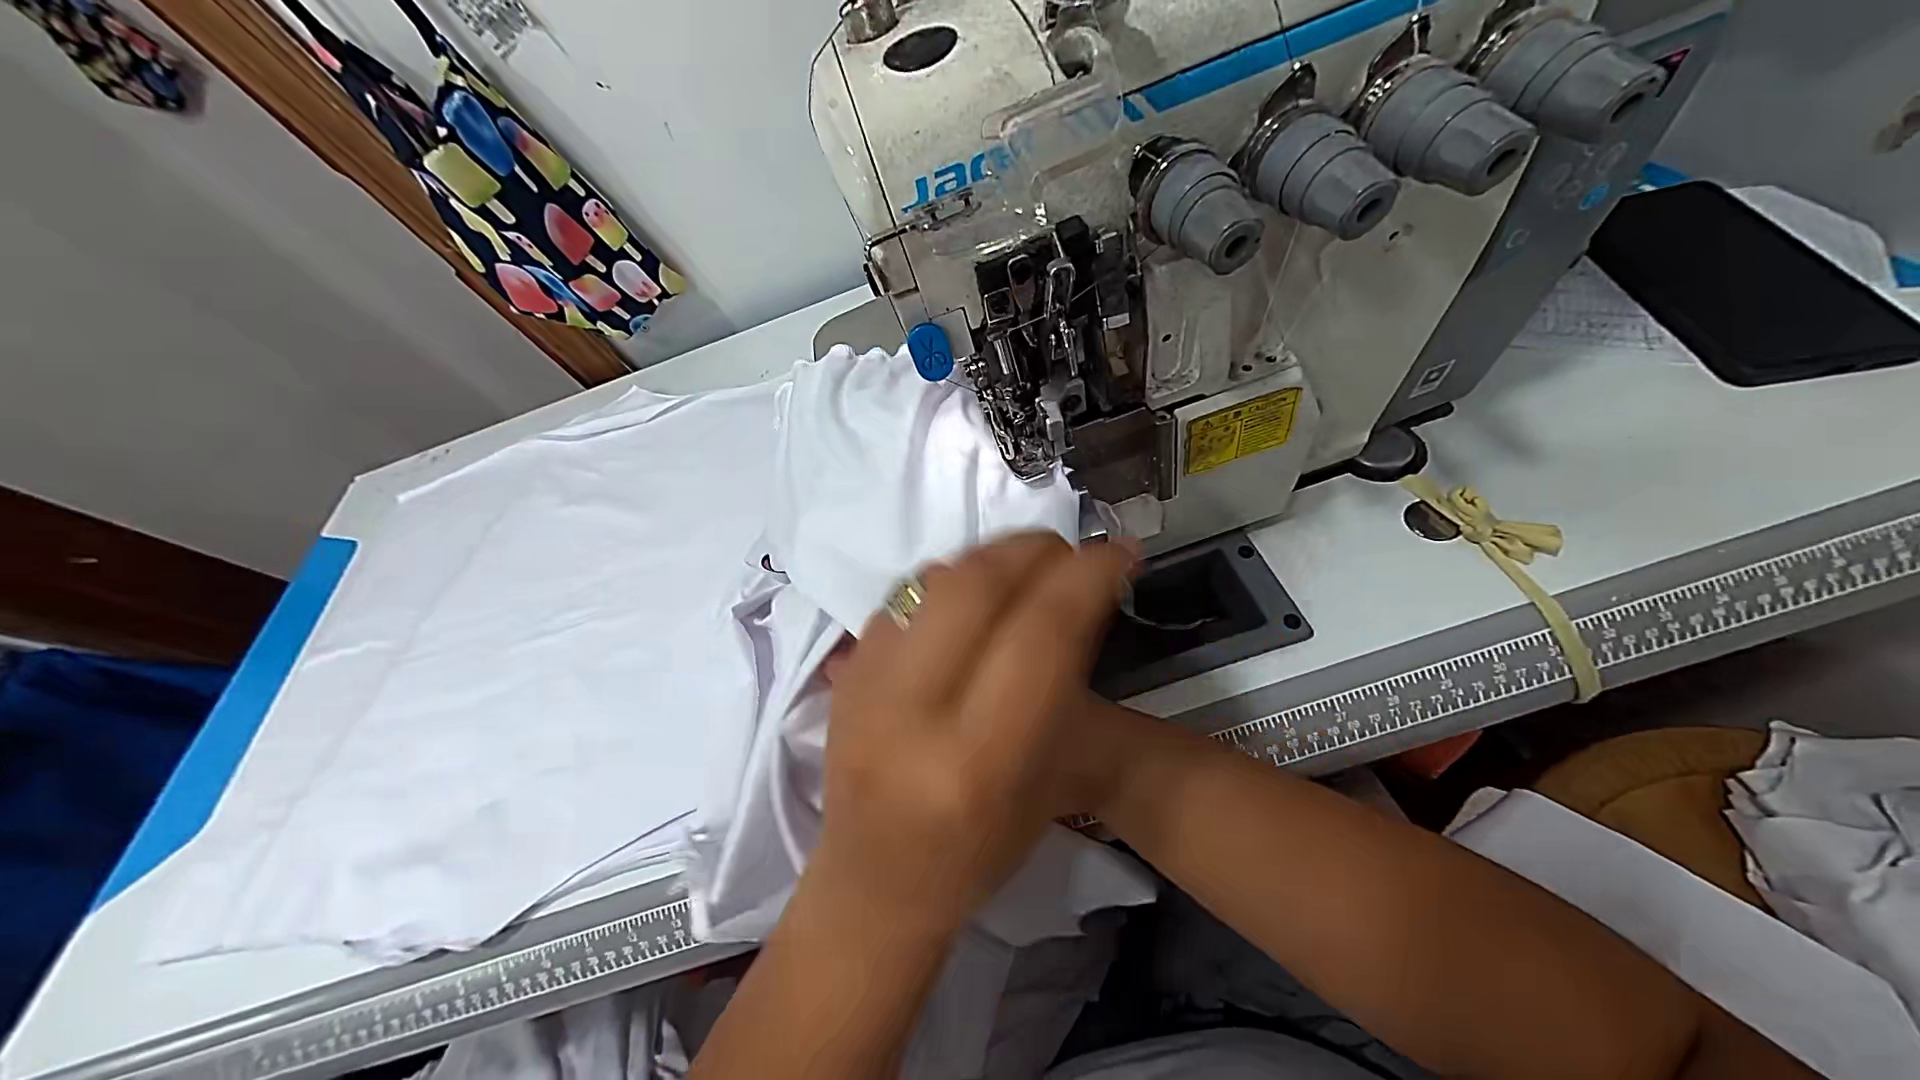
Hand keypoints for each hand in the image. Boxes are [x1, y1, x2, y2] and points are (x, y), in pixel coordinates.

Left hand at [810, 532, 1136, 932]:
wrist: (874, 883)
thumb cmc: (980, 851)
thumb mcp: (1048, 780)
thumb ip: (1064, 681)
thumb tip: (1079, 592)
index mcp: (978, 759)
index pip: (1041, 633)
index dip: (1086, 576)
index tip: (1116, 552)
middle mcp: (913, 714)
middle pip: (977, 586)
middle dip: (1033, 550)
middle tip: (1066, 551)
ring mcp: (866, 687)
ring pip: (934, 580)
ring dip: (990, 557)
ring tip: (1025, 563)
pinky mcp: (843, 674)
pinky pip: (902, 597)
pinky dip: (949, 579)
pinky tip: (973, 592)